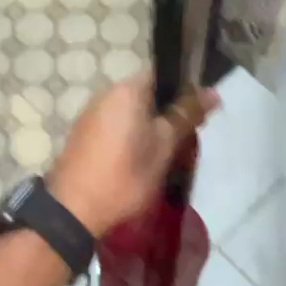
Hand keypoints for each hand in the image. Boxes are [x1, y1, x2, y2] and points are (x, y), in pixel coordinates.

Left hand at [48, 76, 218, 236]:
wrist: (74, 210)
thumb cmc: (125, 175)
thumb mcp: (163, 146)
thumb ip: (186, 115)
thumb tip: (212, 92)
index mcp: (125, 90)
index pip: (163, 75)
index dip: (185, 92)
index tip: (199, 116)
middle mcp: (105, 94)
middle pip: (147, 95)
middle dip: (168, 115)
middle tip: (186, 142)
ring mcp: (90, 114)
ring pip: (131, 113)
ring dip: (150, 129)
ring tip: (166, 157)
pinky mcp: (82, 135)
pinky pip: (116, 127)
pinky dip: (132, 138)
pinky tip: (139, 162)